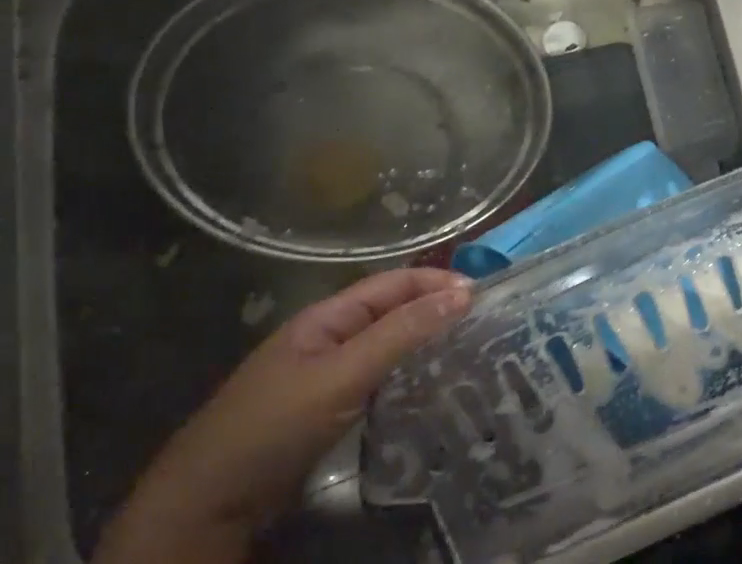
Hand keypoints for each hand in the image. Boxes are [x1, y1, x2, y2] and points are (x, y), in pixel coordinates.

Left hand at [94, 269, 472, 563]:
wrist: (207, 504)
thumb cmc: (273, 426)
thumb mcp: (342, 375)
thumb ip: (402, 332)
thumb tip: (466, 292)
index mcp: (326, 318)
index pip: (394, 283)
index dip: (439, 282)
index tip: (487, 296)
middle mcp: (329, 338)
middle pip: (394, 311)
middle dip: (439, 310)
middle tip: (489, 323)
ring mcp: (328, 375)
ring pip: (391, 345)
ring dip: (429, 343)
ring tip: (473, 351)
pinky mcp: (331, 408)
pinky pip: (382, 377)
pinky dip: (413, 374)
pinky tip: (437, 385)